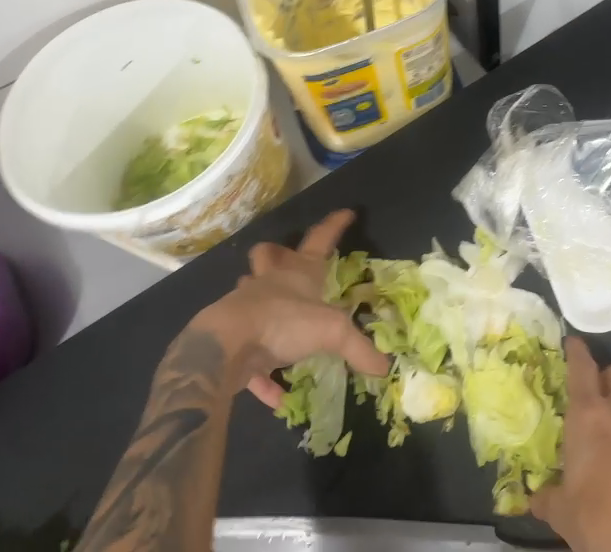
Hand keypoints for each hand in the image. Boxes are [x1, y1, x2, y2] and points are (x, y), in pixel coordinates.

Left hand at [179, 209, 387, 406]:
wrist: (226, 346)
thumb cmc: (283, 322)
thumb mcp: (332, 332)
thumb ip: (359, 349)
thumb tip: (384, 367)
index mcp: (299, 273)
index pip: (320, 240)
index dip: (335, 226)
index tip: (347, 213)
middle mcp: (271, 284)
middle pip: (269, 256)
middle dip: (276, 254)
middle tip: (285, 259)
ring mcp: (248, 308)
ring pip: (251, 296)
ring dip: (261, 304)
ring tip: (277, 322)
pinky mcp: (234, 340)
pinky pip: (250, 358)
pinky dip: (263, 377)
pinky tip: (276, 397)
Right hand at [529, 339, 610, 551]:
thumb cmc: (601, 519)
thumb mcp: (563, 514)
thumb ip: (548, 500)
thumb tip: (536, 499)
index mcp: (588, 416)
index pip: (582, 368)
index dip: (576, 351)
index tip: (572, 342)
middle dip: (606, 375)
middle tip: (591, 393)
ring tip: (608, 439)